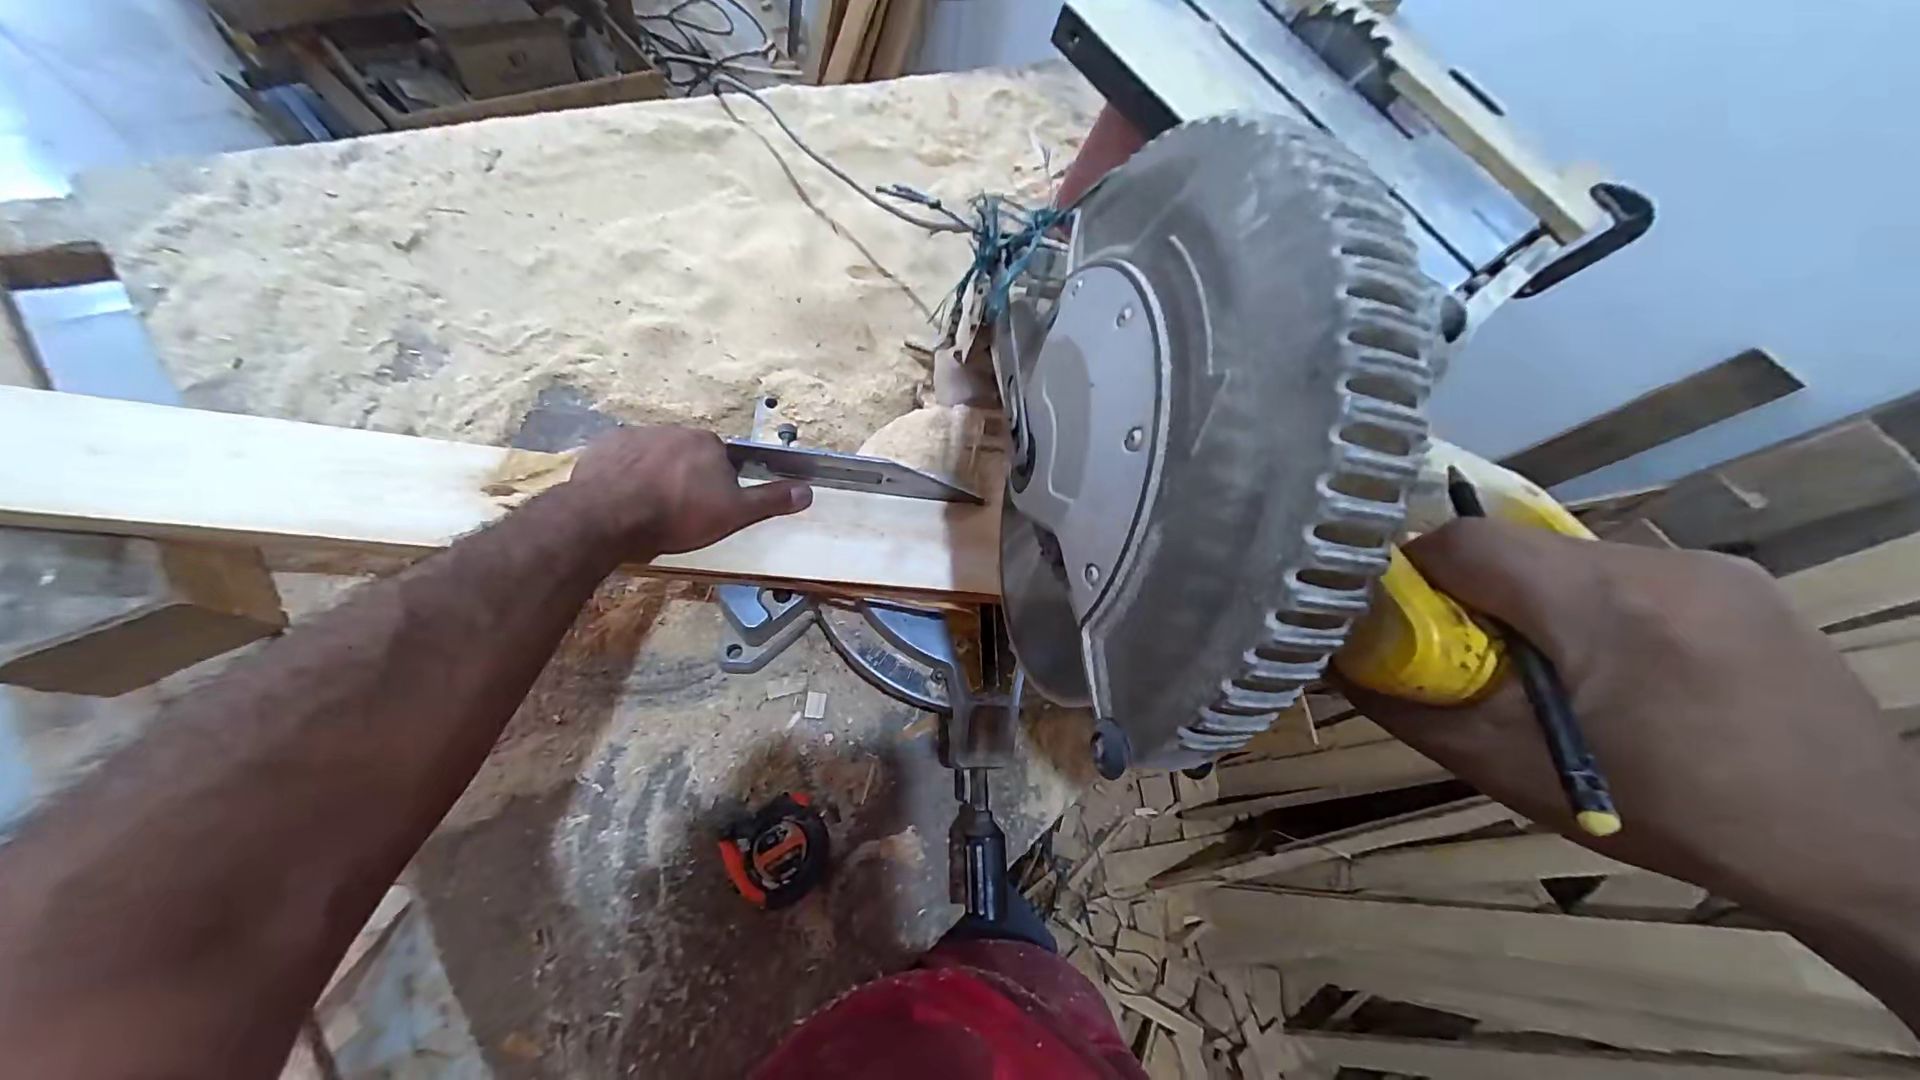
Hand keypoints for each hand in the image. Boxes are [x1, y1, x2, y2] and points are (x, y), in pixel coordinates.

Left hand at [562, 426, 812, 555]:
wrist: (609, 517)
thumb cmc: (678, 515)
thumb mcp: (734, 514)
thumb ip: (770, 500)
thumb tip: (807, 492)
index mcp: (708, 443)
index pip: (720, 461)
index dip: (716, 486)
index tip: (706, 508)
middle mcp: (674, 430)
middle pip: (687, 455)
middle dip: (685, 478)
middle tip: (678, 511)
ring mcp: (636, 436)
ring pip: (654, 457)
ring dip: (654, 475)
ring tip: (648, 508)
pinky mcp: (604, 447)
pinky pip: (622, 460)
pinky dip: (624, 475)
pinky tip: (623, 498)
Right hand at [1345, 519, 1919, 918]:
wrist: (1865, 853)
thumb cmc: (1660, 812)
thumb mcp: (1502, 766)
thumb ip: (1404, 702)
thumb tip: (1332, 659)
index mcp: (1600, 602)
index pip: (1460, 540)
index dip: (1409, 571)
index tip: (1401, 620)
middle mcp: (1658, 561)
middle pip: (1509, 546)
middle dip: (1466, 591)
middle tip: (1461, 654)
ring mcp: (1708, 566)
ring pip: (1560, 558)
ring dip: (1524, 598)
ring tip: (1536, 667)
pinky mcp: (1738, 581)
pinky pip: (1616, 572)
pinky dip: (1580, 606)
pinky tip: (1604, 664)